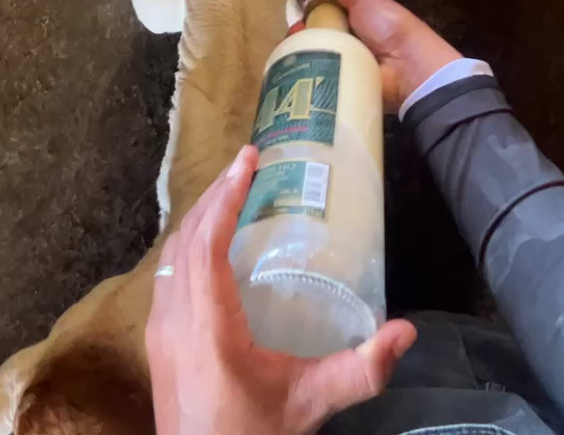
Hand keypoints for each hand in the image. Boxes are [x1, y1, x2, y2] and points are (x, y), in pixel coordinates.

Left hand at [146, 146, 415, 434]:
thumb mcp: (309, 405)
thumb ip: (359, 370)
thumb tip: (406, 332)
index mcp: (208, 326)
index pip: (207, 242)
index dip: (225, 195)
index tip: (248, 158)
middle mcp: (174, 318)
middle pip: (186, 236)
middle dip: (215, 193)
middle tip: (246, 164)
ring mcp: (159, 328)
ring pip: (171, 252)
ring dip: (198, 215)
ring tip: (230, 191)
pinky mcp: (157, 338)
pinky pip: (167, 271)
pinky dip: (187, 241)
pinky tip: (209, 240)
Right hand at [307, 0, 461, 113]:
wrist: (404, 64)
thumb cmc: (386, 23)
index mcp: (356, 17)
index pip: (328, 11)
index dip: (313, 8)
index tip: (300, 8)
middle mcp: (349, 38)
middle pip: (318, 32)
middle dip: (303, 29)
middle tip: (296, 29)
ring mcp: (344, 61)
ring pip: (315, 53)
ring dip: (301, 47)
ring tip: (294, 46)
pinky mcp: (341, 81)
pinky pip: (319, 73)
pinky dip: (307, 67)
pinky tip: (298, 62)